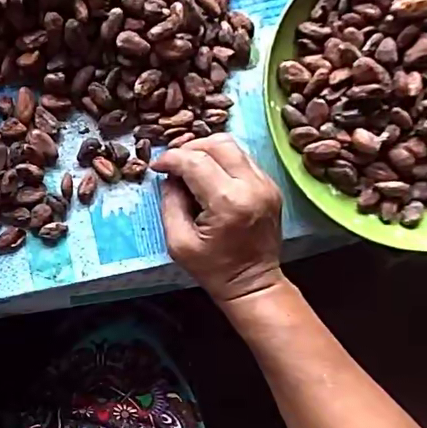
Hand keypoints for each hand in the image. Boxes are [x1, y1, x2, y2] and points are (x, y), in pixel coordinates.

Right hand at [153, 134, 285, 305]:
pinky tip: (208, 176)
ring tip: (188, 167)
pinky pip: (243, 159)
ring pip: (233, 147)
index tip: (156, 166)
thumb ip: (170, 204)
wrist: (253, 283)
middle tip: (173, 163)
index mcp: (228, 203)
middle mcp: (252, 186)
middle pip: (218, 144)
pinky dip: (221, 161)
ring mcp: (266, 184)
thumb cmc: (213, 269)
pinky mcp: (270, 186)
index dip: (170, 159)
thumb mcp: (178, 242)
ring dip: (206, 151)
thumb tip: (169, 177)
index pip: (195, 162)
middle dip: (189, 148)